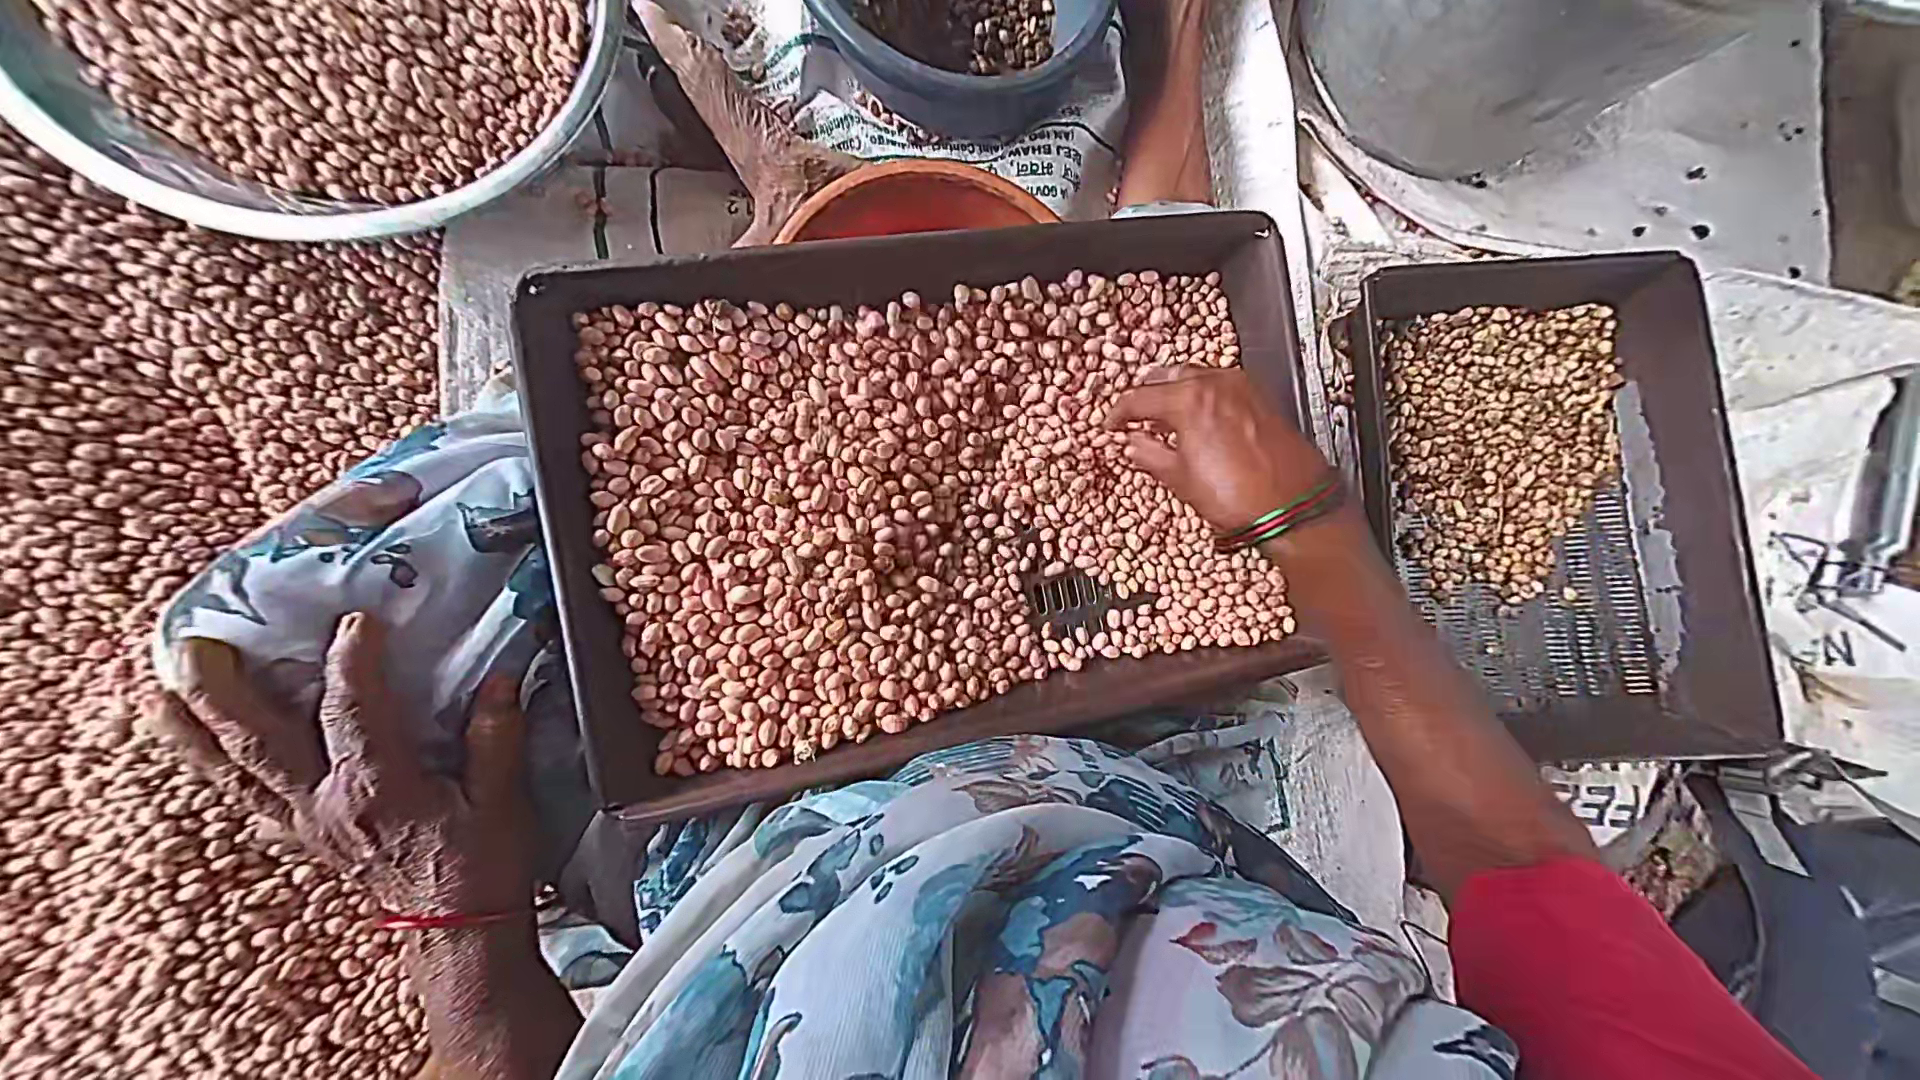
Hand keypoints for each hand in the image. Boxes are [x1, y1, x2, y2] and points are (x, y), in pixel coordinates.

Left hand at [153, 611, 532, 917]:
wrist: (456, 924)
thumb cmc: (484, 860)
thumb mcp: (504, 796)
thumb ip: (497, 736)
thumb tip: (499, 680)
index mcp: (379, 788)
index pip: (352, 712)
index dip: (352, 662)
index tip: (356, 621)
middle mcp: (326, 803)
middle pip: (258, 742)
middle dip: (221, 690)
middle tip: (198, 644)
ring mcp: (307, 822)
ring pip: (234, 771)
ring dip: (193, 728)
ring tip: (164, 688)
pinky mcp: (307, 834)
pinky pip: (247, 798)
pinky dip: (217, 770)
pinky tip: (204, 751)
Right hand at [1103, 366, 1329, 531]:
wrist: (1293, 506)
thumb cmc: (1241, 495)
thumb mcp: (1179, 478)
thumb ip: (1149, 454)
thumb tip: (1135, 445)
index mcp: (1189, 400)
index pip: (1138, 398)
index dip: (1119, 414)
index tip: (1112, 425)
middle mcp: (1216, 384)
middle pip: (1165, 377)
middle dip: (1145, 397)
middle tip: (1133, 418)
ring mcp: (1241, 388)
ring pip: (1193, 377)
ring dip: (1172, 393)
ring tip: (1161, 419)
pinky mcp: (1258, 399)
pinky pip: (1217, 387)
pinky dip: (1198, 397)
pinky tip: (1194, 420)